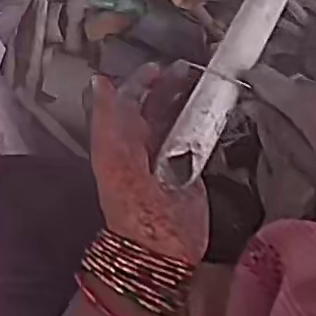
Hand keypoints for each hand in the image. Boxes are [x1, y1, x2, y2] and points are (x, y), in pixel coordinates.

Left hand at [91, 66, 207, 263]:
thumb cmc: (131, 205)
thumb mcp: (113, 157)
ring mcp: (169, 157)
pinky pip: (199, 137)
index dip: (141, 80)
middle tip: (188, 70)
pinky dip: (206, 120)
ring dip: (190, 99)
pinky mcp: (192, 170)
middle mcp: (143, 144)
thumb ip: (107, 117)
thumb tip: (99, 82)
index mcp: (120, 138)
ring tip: (204, 82)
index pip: (130, 99)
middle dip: (170, 85)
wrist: (159, 249)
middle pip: (157, 105)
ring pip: (179, 117)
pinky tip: (216, 109)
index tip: (158, 66)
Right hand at [246, 66, 315, 244]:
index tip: (242, 87)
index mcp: (303, 104)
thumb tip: (253, 108)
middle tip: (277, 122)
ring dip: (309, 104)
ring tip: (312, 135)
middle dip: (281, 97)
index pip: (265, 76)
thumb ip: (278, 132)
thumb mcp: (310, 166)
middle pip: (292, 83)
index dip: (250, 80)